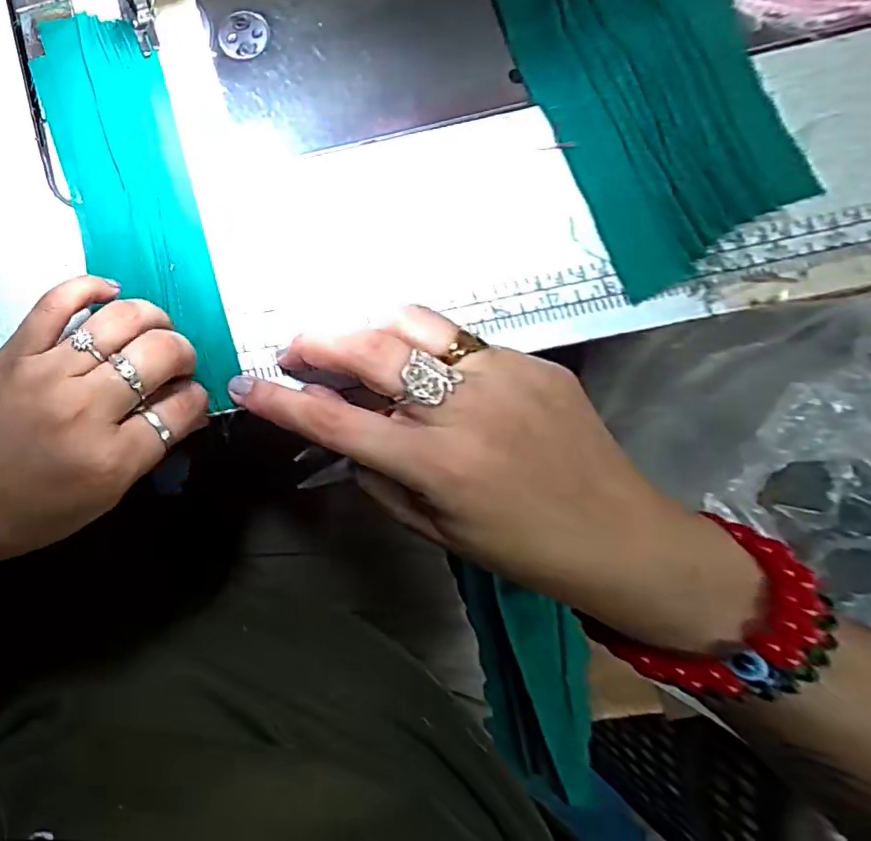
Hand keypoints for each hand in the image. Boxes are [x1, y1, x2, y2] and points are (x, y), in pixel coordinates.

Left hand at [0, 276, 209, 586]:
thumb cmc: (28, 513)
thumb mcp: (100, 500)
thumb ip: (147, 452)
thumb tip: (187, 409)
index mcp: (110, 459)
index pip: (180, 408)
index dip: (197, 396)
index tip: (192, 394)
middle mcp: (85, 409)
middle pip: (160, 354)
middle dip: (184, 352)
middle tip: (178, 361)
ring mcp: (49, 372)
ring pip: (121, 320)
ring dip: (153, 316)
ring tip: (156, 326)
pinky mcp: (18, 350)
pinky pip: (58, 301)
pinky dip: (89, 286)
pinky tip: (109, 291)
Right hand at [227, 305, 762, 652]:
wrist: (624, 537)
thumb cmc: (518, 548)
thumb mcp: (431, 524)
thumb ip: (375, 471)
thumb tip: (339, 423)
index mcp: (437, 465)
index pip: (337, 423)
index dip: (282, 401)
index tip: (246, 384)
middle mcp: (466, 409)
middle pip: (370, 350)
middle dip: (317, 342)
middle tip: (295, 350)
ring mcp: (504, 374)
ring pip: (414, 322)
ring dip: (370, 329)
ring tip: (357, 349)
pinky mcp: (534, 360)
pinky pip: (460, 341)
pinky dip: (426, 351)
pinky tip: (431, 374)